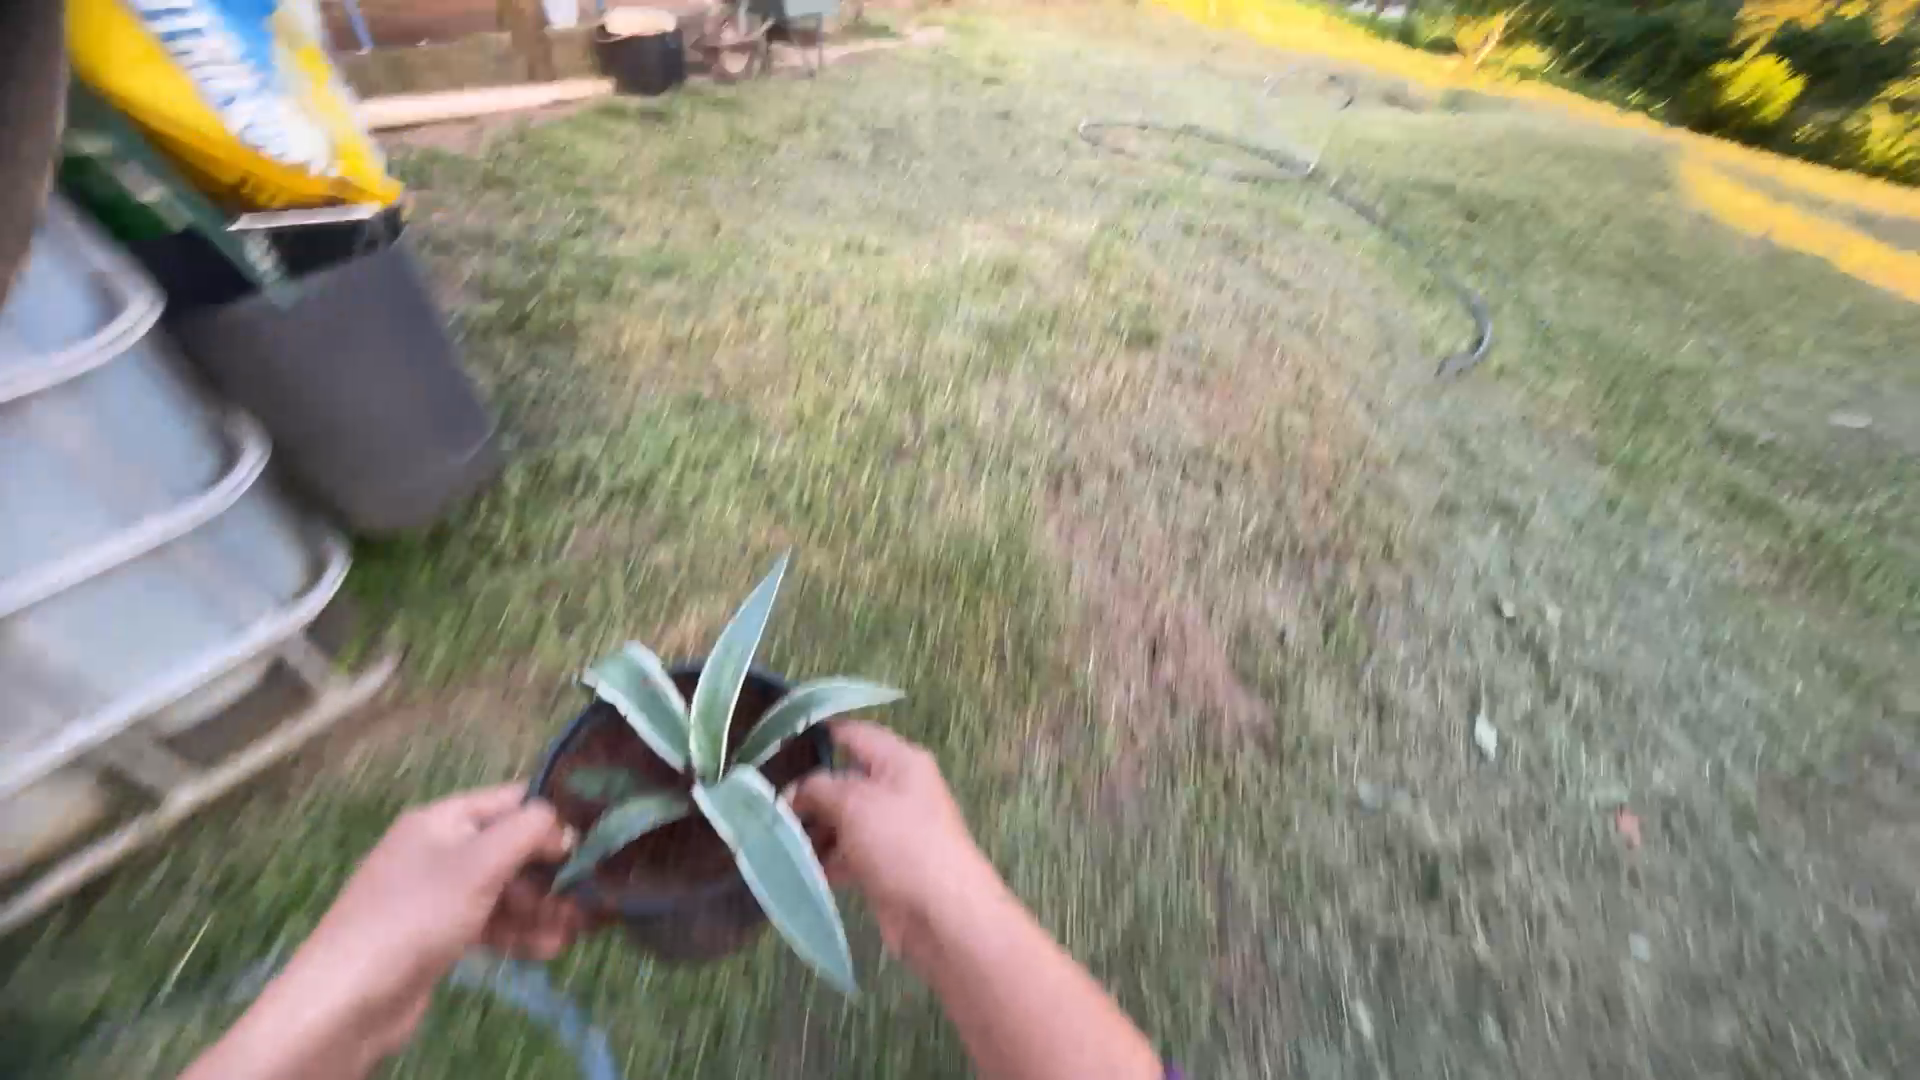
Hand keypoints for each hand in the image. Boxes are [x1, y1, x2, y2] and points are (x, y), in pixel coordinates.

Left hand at [187, 786, 581, 1077]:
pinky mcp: (436, 935)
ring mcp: (436, 895)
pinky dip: (519, 932)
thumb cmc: (415, 917)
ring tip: (578, 928)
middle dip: (555, 872)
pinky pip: (490, 922)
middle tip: (593, 891)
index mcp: (444, 820)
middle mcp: (440, 850)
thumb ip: (532, 830)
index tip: (598, 833)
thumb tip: (566, 827)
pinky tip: (550, 948)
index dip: (557, 813)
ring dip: (544, 907)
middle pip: (514, 849)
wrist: (340, 1007)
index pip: (515, 799)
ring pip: (506, 890)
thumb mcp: (481, 863)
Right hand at [790, 722, 1006, 965]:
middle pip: (844, 780)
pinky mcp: (883, 864)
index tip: (777, 744)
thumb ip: (819, 789)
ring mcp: (891, 828)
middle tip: (766, 804)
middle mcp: (897, 788)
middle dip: (808, 793)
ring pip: (842, 819)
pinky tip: (793, 870)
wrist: (942, 913)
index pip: (854, 734)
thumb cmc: (902, 842)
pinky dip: (823, 859)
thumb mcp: (855, 803)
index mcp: (899, 760)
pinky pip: (846, 852)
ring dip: (811, 830)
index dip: (818, 734)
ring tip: (773, 840)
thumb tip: (796, 789)